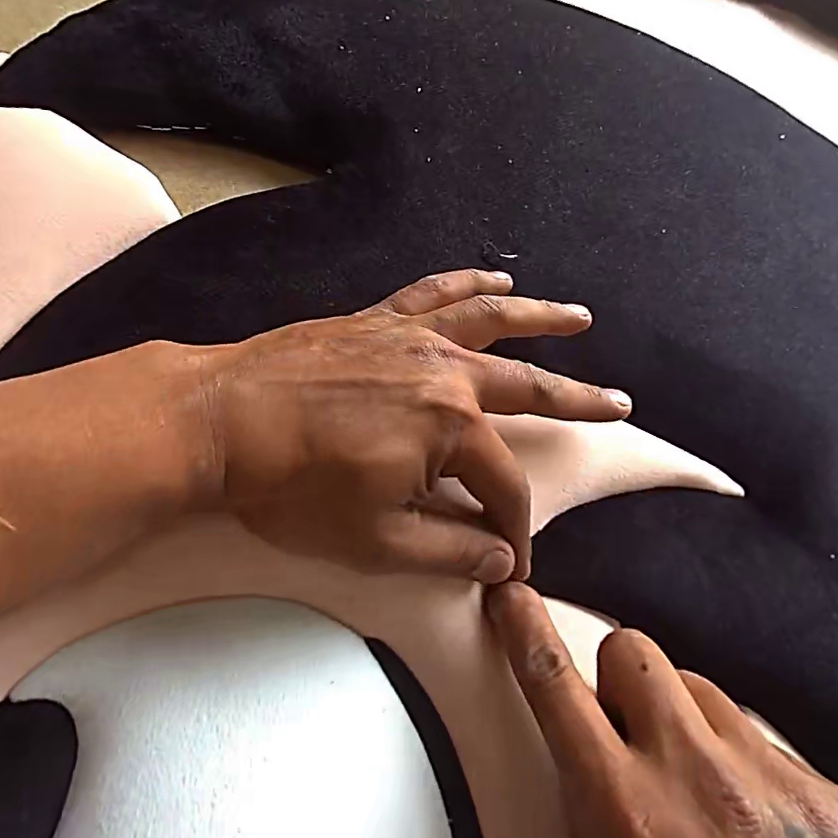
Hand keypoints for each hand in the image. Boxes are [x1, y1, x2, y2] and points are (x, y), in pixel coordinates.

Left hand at [201, 270, 630, 581]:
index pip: (505, 485)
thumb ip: (446, 551)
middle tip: (618, 403)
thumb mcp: (374, 540)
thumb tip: (500, 559)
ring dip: (539, 320)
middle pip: (526, 388)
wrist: (219, 421)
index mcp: (450, 427)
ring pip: (490, 321)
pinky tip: (492, 278)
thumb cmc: (290, 486)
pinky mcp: (372, 320)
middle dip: (576, 402)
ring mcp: (407, 338)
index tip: (512, 556)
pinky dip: (466, 283)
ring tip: (577, 318)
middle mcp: (443, 372)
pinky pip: (432, 293)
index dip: (514, 527)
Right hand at [486, 583, 837, 837]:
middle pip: (632, 652)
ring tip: (701, 794)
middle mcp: (702, 786)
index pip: (553, 681)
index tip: (511, 598)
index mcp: (627, 817)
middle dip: (617, 678)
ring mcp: (783, 791)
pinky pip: (775, 750)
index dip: (523, 627)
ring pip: (704, 691)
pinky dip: (757, 779)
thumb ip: (571, 833)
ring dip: (687, 726)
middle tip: (624, 728)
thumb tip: (541, 788)